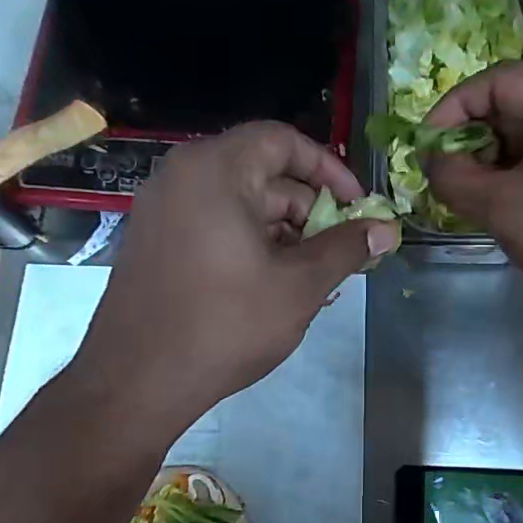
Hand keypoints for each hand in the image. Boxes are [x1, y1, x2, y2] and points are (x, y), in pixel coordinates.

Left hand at [72, 122, 398, 429]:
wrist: (135, 382)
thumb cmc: (224, 324)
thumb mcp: (299, 285)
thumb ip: (346, 248)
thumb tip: (387, 229)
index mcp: (215, 170)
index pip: (281, 140)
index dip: (327, 168)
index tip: (356, 205)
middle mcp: (182, 177)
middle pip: (261, 174)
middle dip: (309, 211)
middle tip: (339, 251)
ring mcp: (162, 211)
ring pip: (239, 205)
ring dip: (283, 235)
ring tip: (313, 280)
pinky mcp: (154, 243)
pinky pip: (213, 226)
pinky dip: (249, 246)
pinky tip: (274, 288)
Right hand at [424, 62, 522, 319]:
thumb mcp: (499, 205)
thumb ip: (451, 175)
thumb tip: (429, 160)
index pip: (497, 82)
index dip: (450, 112)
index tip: (424, 147)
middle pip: (516, 103)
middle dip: (474, 139)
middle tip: (446, 174)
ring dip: (495, 157)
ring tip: (472, 192)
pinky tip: (506, 198)